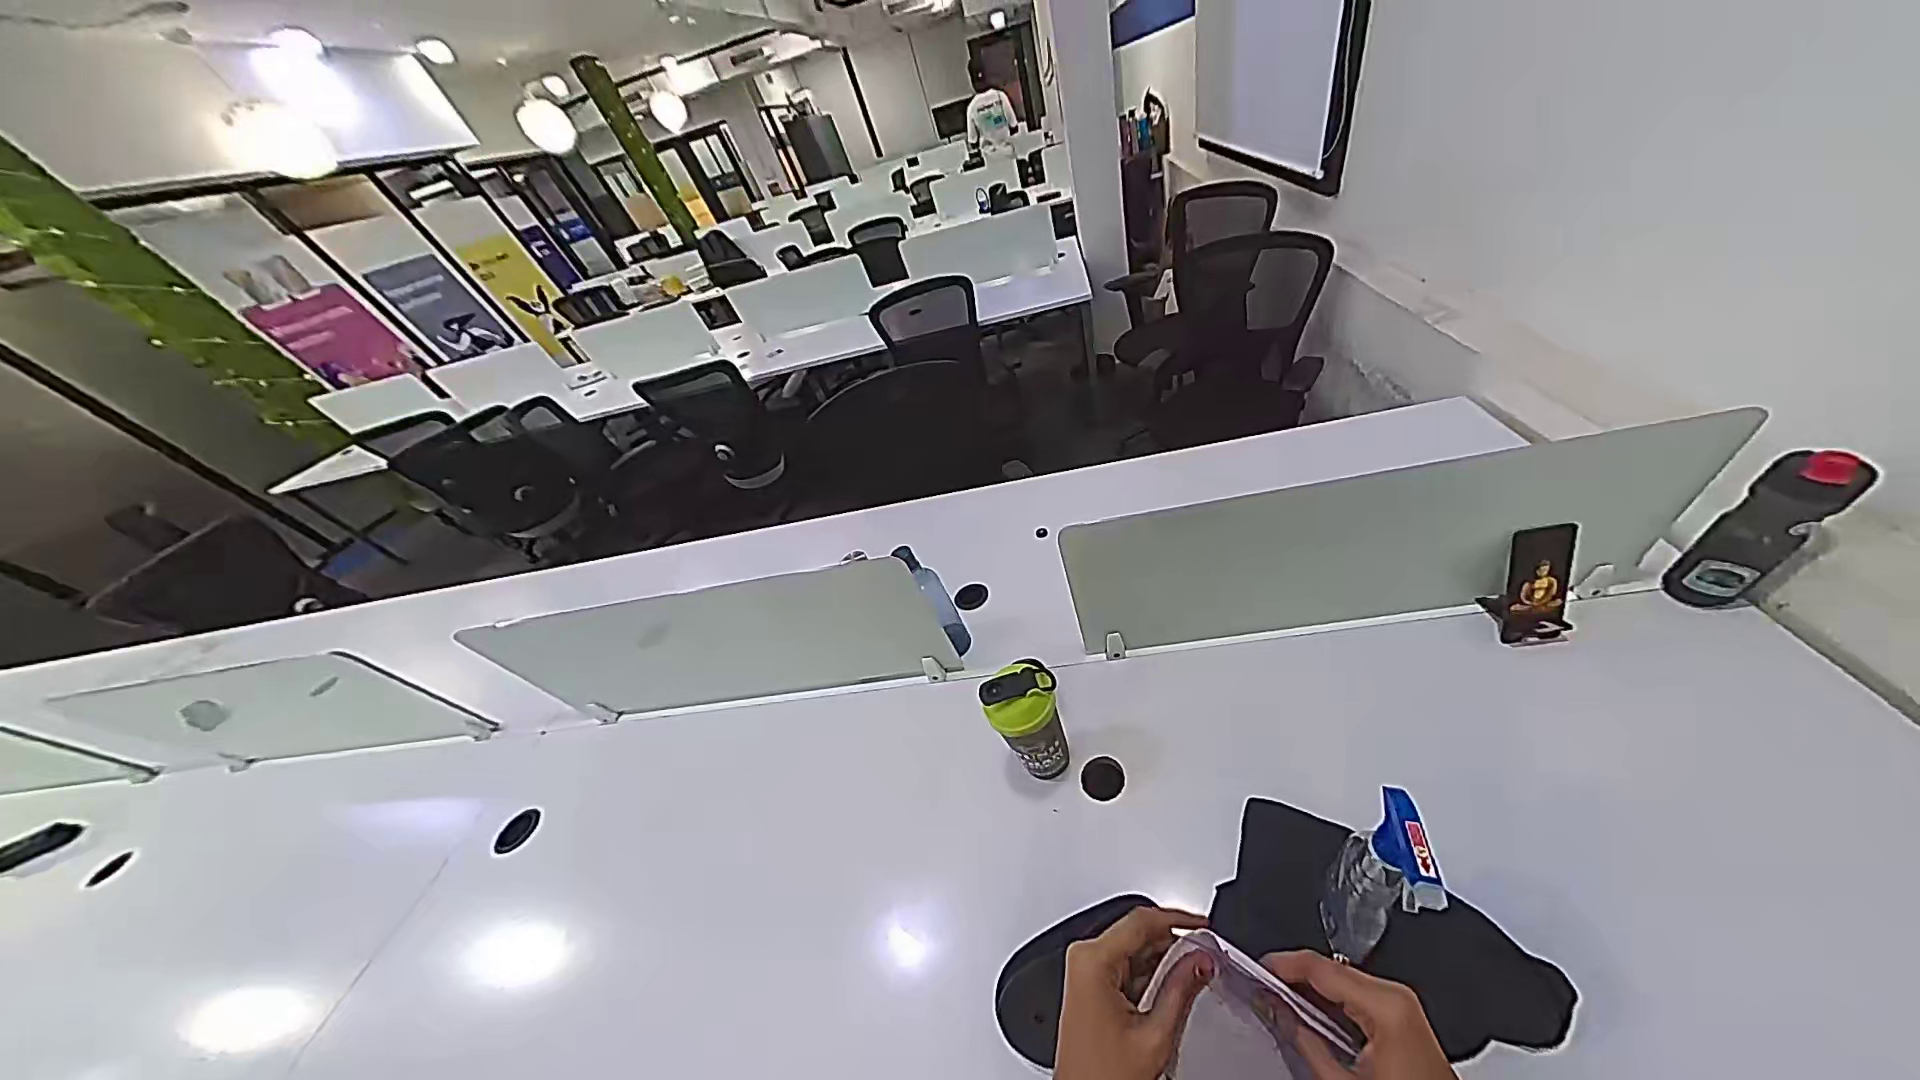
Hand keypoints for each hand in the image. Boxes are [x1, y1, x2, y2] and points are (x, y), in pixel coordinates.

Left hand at [1053, 906, 1212, 1079]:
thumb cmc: (1103, 1075)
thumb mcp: (1154, 1034)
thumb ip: (1180, 990)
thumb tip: (1200, 959)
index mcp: (1093, 959)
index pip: (1140, 921)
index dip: (1175, 918)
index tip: (1201, 922)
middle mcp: (1084, 956)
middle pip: (1135, 931)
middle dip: (1172, 938)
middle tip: (1204, 948)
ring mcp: (1085, 967)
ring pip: (1132, 946)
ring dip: (1163, 955)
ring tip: (1194, 966)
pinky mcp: (1089, 980)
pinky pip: (1124, 963)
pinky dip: (1149, 970)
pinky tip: (1172, 982)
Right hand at [1259, 951, 1456, 1079]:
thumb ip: (1303, 1039)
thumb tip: (1271, 1006)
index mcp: (1385, 1004)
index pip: (1317, 965)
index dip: (1279, 964)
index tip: (1254, 969)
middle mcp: (1396, 995)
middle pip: (1327, 968)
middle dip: (1292, 977)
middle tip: (1263, 989)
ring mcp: (1403, 1004)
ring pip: (1339, 978)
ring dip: (1309, 988)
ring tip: (1282, 1003)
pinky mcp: (1403, 1015)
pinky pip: (1355, 993)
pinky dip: (1329, 999)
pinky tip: (1312, 1016)